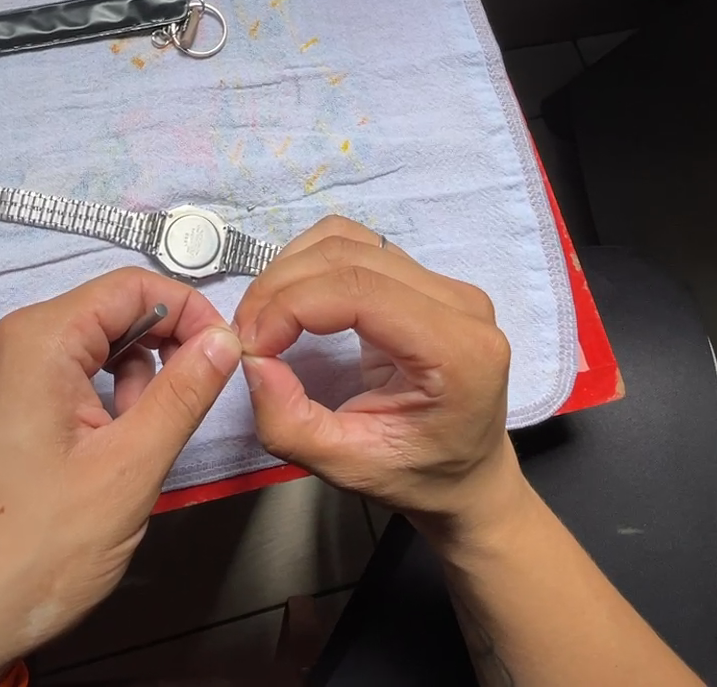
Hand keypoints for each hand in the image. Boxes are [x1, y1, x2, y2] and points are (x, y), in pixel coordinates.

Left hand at [0, 267, 241, 686]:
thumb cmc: (36, 547)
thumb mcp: (128, 469)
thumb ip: (184, 394)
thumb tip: (225, 339)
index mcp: (41, 338)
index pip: (133, 286)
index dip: (189, 311)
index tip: (225, 353)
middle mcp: (17, 341)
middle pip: (112, 311)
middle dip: (162, 348)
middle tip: (189, 402)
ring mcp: (4, 373)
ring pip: (95, 345)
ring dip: (133, 379)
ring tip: (135, 442)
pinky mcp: (4, 405)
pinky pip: (70, 375)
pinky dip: (103, 399)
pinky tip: (105, 449)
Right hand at [232, 216, 532, 543]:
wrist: (469, 477)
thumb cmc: (418, 477)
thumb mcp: (348, 469)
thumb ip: (291, 424)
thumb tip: (252, 359)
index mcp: (457, 350)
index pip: (358, 291)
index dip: (290, 305)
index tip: (250, 344)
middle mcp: (459, 303)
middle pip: (347, 255)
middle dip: (280, 287)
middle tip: (247, 333)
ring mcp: (444, 283)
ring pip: (346, 238)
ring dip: (290, 268)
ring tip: (265, 316)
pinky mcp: (423, 277)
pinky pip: (355, 244)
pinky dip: (309, 262)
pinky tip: (293, 298)